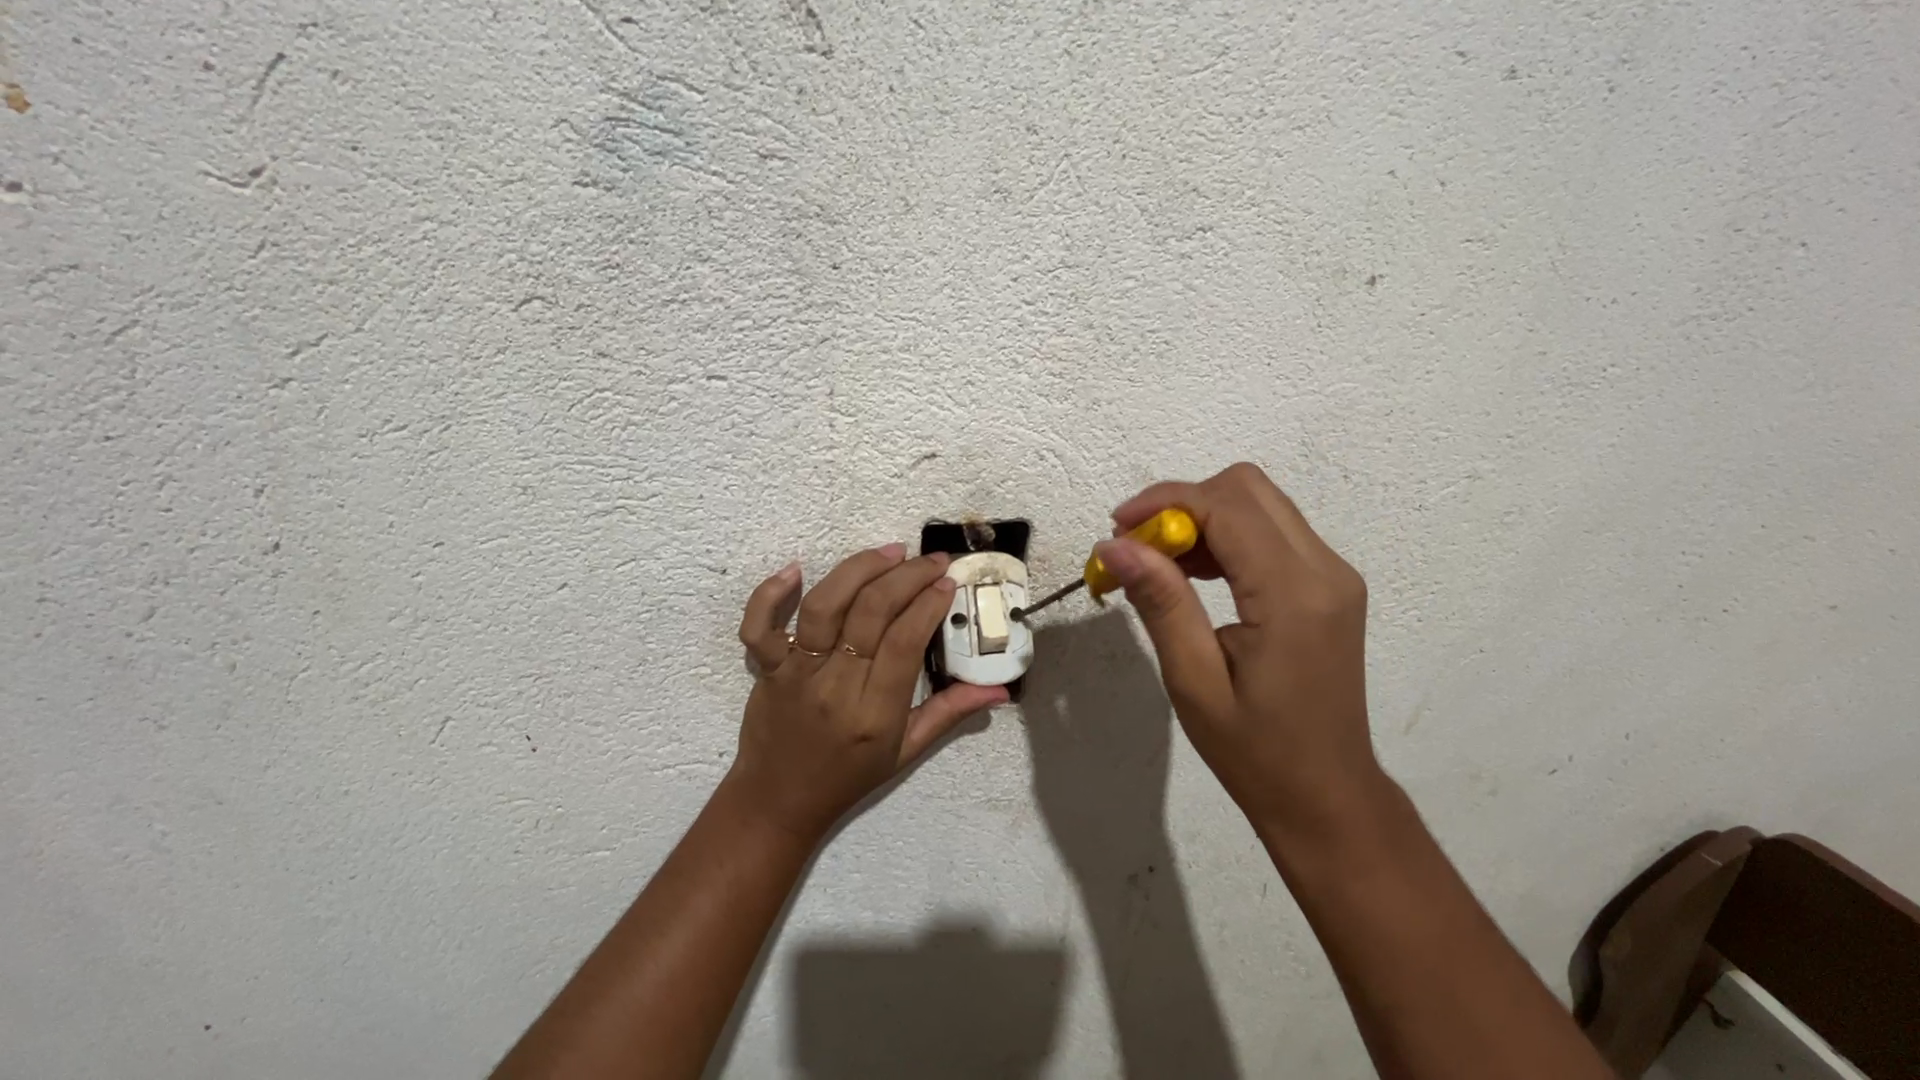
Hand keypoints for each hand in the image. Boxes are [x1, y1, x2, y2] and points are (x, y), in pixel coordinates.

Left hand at [730, 544, 1008, 840]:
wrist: (779, 802)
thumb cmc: (848, 776)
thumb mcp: (906, 752)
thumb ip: (950, 713)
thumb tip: (1000, 690)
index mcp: (875, 713)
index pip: (904, 642)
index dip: (928, 604)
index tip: (948, 582)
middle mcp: (835, 687)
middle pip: (870, 613)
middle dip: (906, 576)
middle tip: (931, 560)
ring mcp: (796, 674)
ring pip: (823, 607)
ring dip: (857, 569)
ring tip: (889, 552)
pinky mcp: (766, 669)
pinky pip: (758, 628)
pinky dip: (769, 595)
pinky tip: (794, 570)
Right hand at [1098, 463, 1382, 831]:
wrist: (1326, 793)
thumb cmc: (1255, 751)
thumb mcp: (1194, 681)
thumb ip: (1161, 603)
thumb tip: (1115, 544)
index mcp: (1293, 594)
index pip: (1227, 506)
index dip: (1165, 503)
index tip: (1116, 530)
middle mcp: (1324, 570)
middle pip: (1248, 488)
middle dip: (1183, 503)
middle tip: (1138, 547)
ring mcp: (1334, 575)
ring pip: (1261, 504)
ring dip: (1204, 517)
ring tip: (1159, 564)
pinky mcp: (1330, 586)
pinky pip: (1273, 532)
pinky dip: (1228, 537)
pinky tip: (1195, 575)